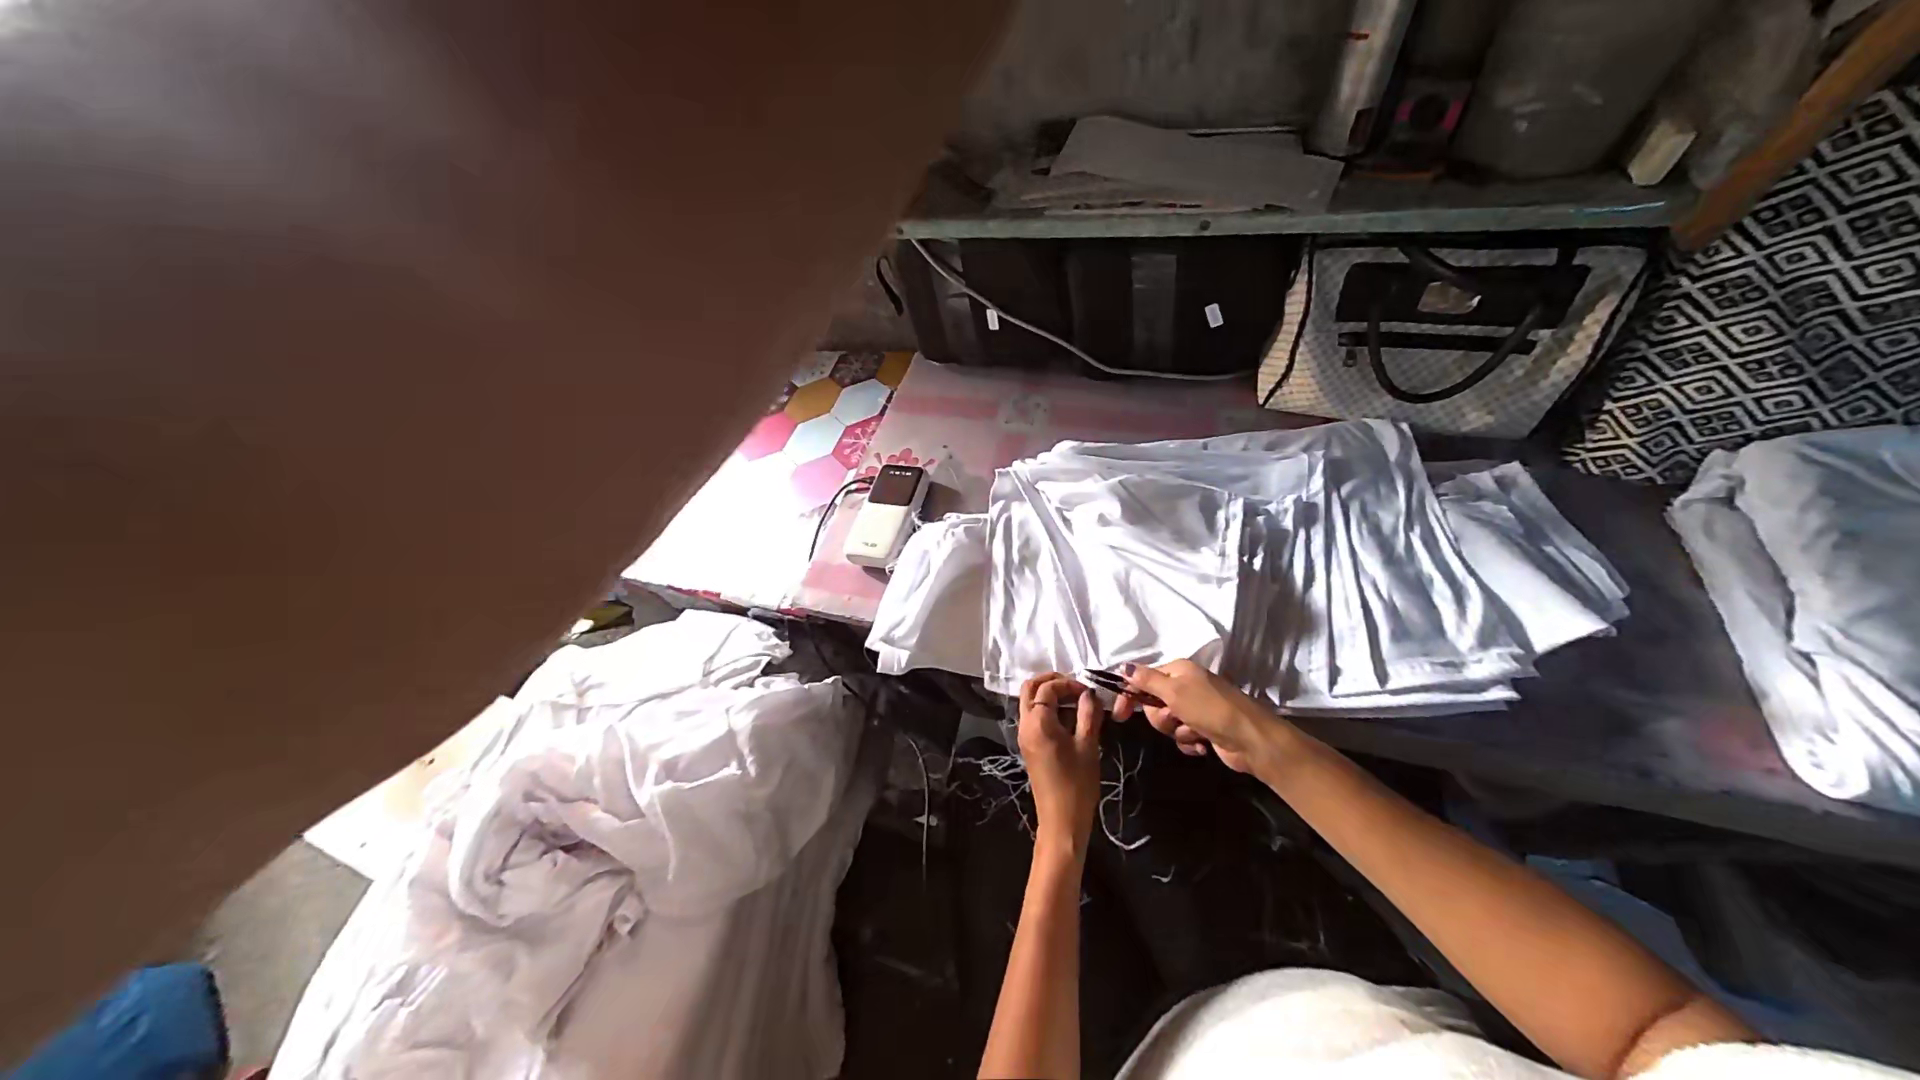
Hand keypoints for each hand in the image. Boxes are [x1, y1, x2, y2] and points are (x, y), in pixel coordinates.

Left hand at [1016, 673, 1104, 852]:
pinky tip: (1069, 718)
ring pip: (1029, 702)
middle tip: (1076, 687)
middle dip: (1052, 681)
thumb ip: (1088, 715)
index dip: (1068, 684)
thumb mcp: (1088, 746)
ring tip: (1076, 702)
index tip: (1088, 692)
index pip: (1047, 688)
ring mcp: (1024, 735)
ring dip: (1049, 695)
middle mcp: (1025, 725)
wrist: (1061, 820)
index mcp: (1038, 722)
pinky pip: (1033, 716)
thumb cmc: (1077, 784)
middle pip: (1030, 688)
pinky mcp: (1028, 745)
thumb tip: (1089, 693)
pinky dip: (1047, 709)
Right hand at [1114, 660, 1293, 775]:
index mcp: (1179, 671)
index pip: (1143, 679)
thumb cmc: (1211, 710)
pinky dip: (1189, 742)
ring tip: (1196, 732)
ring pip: (1167, 723)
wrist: (1251, 740)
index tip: (1120, 715)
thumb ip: (1146, 680)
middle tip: (1177, 718)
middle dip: (1162, 717)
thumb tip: (1123, 666)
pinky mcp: (1203, 730)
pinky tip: (1202, 744)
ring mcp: (1195, 709)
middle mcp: (1186, 687)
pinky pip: (1182, 737)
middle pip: (1154, 704)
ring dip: (1178, 731)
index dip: (1129, 696)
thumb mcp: (1175, 692)